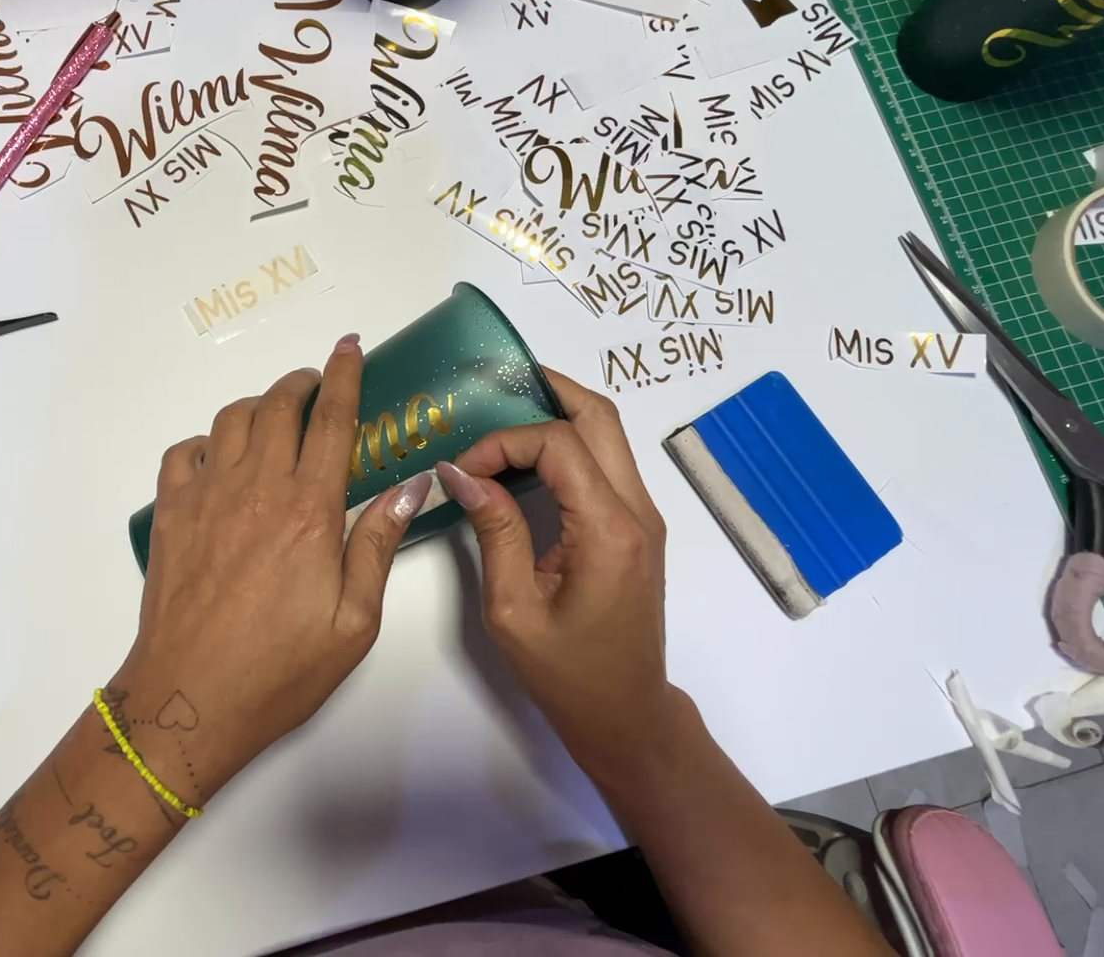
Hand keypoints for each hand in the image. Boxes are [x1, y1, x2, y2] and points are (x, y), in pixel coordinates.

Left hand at [115, 335, 436, 804]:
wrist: (190, 699)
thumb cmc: (281, 669)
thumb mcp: (354, 621)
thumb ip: (377, 544)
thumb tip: (410, 486)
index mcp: (309, 508)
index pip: (332, 420)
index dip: (344, 375)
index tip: (349, 346)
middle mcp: (256, 486)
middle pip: (278, 405)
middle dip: (301, 382)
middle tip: (316, 385)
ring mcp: (206, 495)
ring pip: (231, 419)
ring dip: (258, 406)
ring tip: (275, 420)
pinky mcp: (170, 513)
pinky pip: (183, 451)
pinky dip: (206, 442)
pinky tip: (219, 461)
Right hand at [437, 368, 670, 783]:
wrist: (626, 714)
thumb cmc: (566, 673)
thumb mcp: (512, 606)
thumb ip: (493, 529)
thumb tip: (460, 472)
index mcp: (608, 531)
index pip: (559, 445)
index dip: (504, 442)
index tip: (463, 470)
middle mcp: (637, 511)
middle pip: (599, 418)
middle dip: (544, 393)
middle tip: (492, 388)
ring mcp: (643, 516)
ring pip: (607, 433)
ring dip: (556, 415)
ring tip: (501, 414)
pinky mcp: (635, 526)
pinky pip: (605, 462)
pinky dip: (566, 443)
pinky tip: (525, 454)